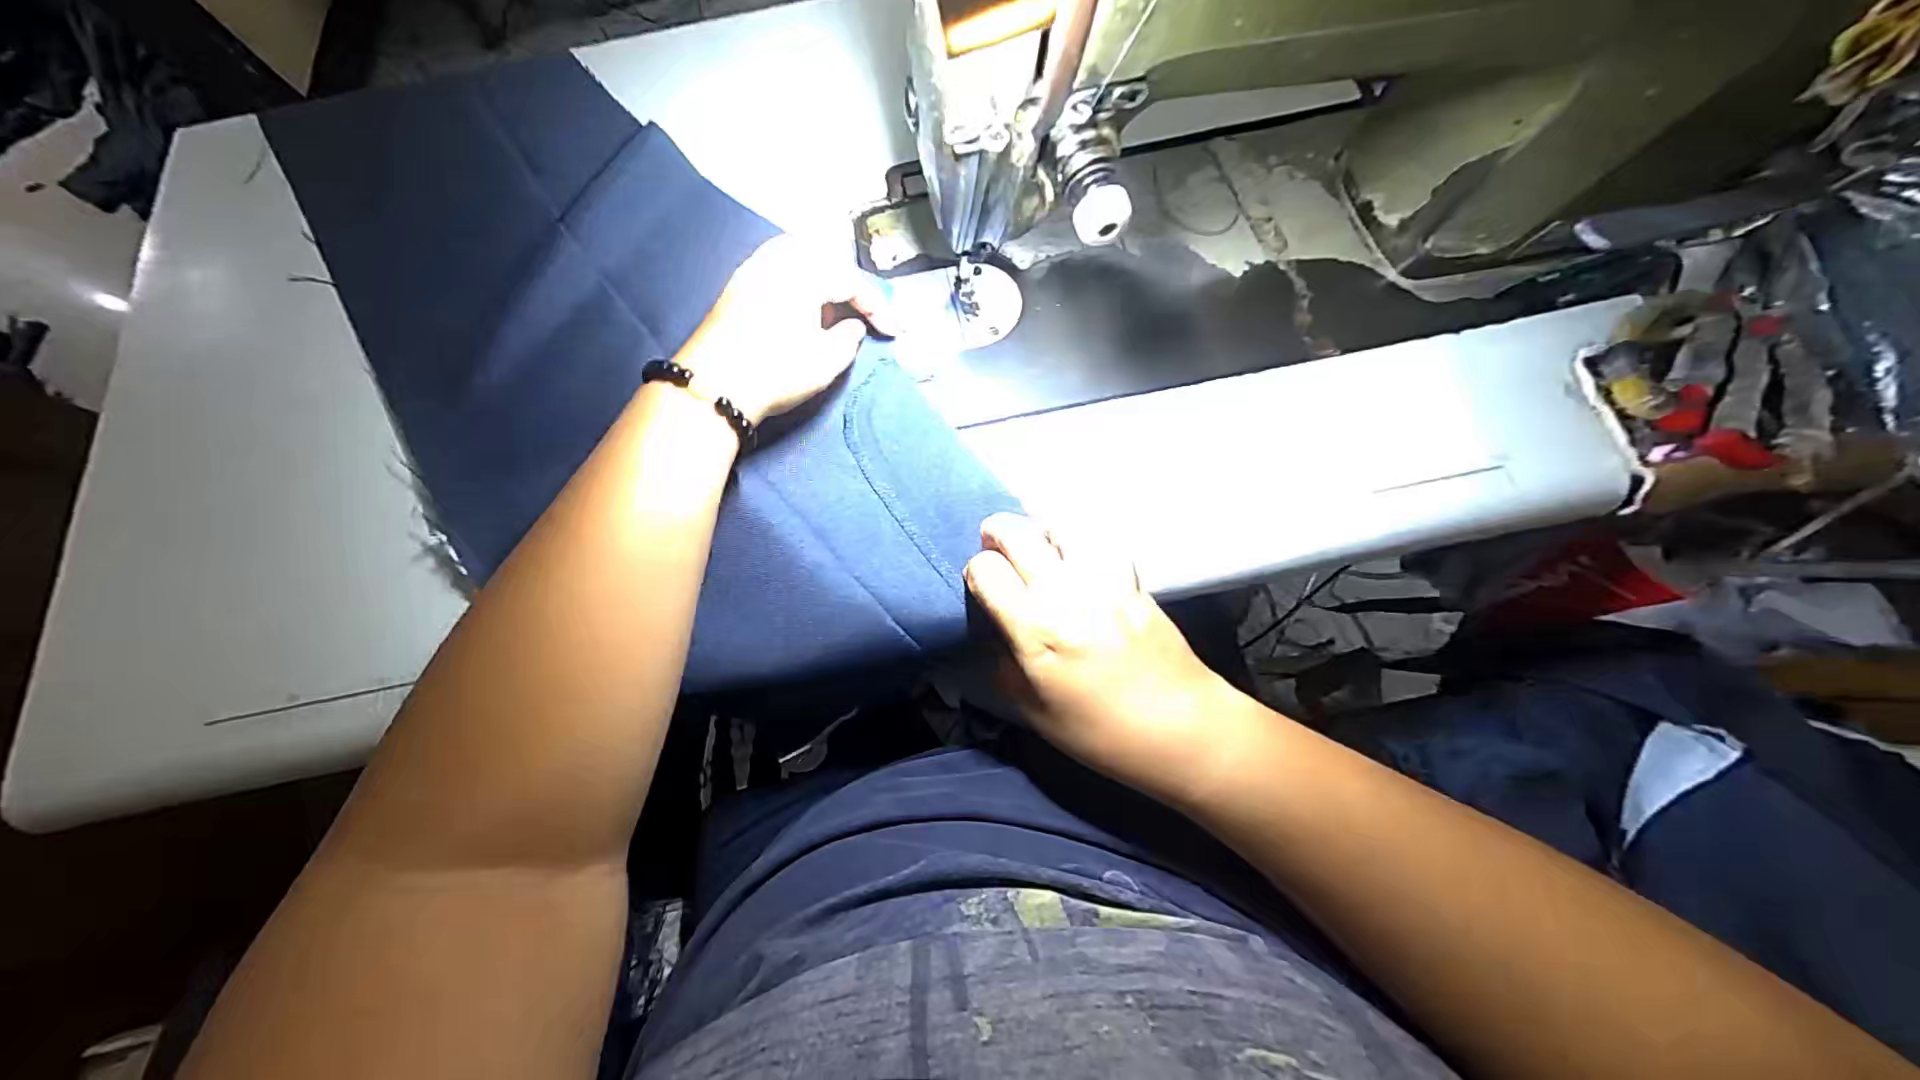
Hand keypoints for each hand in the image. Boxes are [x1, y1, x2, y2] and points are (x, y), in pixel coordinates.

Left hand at [672, 234, 890, 425]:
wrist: (712, 387)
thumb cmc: (775, 371)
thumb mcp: (827, 360)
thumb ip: (850, 337)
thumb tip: (853, 325)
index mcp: (805, 271)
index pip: (852, 280)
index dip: (878, 307)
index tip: (892, 330)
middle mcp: (777, 259)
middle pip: (826, 259)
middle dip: (849, 286)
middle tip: (865, 314)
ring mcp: (752, 270)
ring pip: (799, 260)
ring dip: (823, 281)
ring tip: (834, 311)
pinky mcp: (735, 287)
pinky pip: (777, 271)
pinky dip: (798, 284)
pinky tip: (802, 310)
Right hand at [964, 513, 1258, 806]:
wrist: (1180, 728)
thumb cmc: (1099, 731)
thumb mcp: (1032, 709)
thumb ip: (1003, 661)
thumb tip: (996, 627)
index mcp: (1036, 630)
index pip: (986, 569)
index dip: (977, 572)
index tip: (983, 585)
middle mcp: (1067, 595)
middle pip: (1018, 533)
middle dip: (997, 533)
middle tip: (995, 546)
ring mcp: (1104, 581)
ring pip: (1062, 524)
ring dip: (1041, 529)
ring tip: (1038, 545)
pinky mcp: (1133, 579)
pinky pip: (1099, 541)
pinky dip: (1078, 538)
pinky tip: (1075, 554)